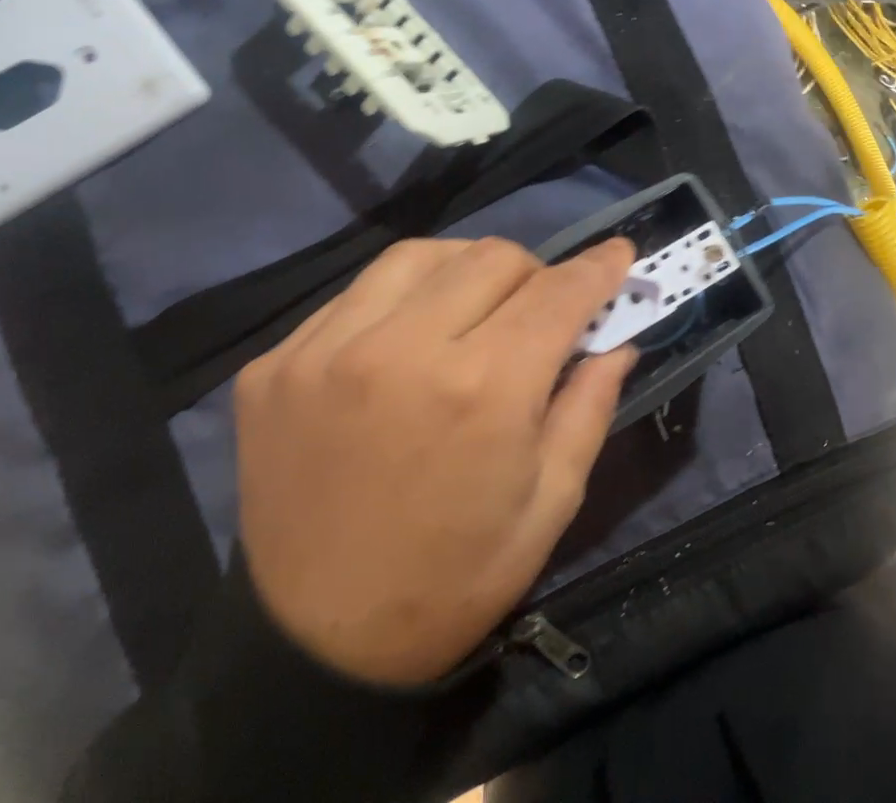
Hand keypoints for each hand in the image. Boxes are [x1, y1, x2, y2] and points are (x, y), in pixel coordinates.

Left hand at [233, 236, 636, 687]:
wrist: (321, 641)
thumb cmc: (458, 578)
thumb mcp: (552, 502)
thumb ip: (589, 405)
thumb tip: (617, 340)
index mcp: (483, 390)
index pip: (556, 294)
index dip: (598, 268)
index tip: (619, 254)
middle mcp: (401, 349)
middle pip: (491, 259)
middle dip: (537, 275)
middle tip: (546, 312)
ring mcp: (324, 351)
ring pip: (419, 257)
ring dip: (467, 272)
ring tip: (479, 311)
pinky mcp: (275, 365)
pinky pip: (354, 296)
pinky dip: (400, 302)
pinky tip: (410, 342)